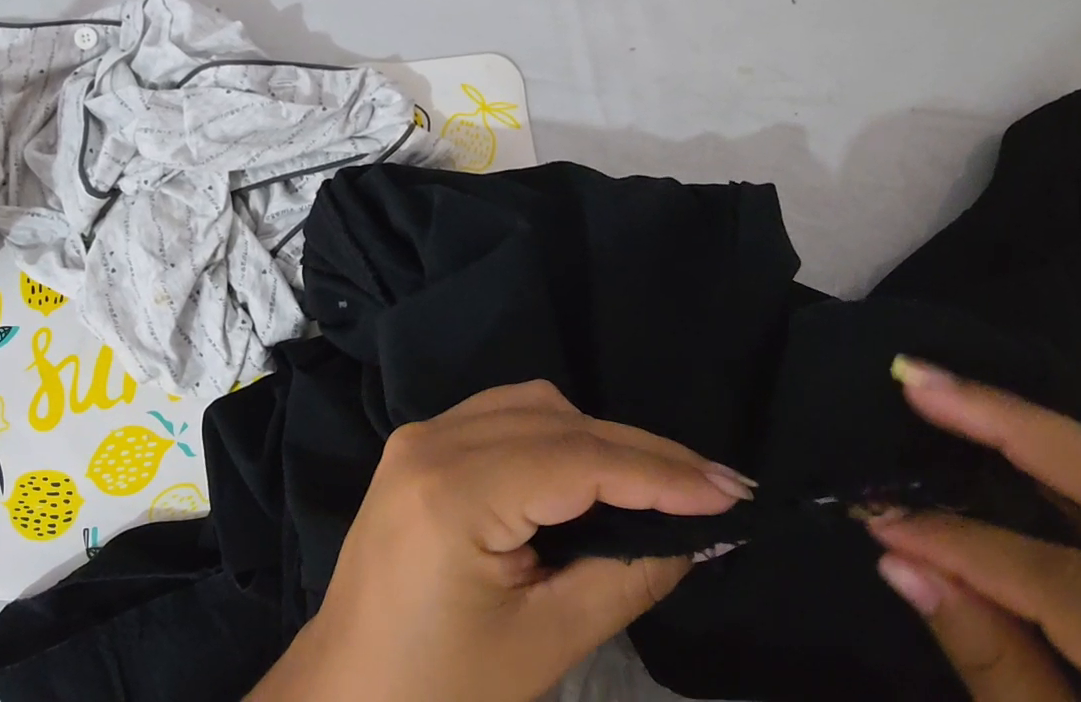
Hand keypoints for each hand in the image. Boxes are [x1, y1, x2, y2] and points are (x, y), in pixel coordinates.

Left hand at [246, 380, 749, 701]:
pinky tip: (593, 470)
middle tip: (717, 488)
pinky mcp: (417, 446)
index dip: (661, 473)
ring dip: (600, 438)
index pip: (578, 460)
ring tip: (664, 483)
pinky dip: (556, 434)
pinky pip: (501, 416)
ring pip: (532, 407)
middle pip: (558, 422)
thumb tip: (701, 535)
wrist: (347, 691)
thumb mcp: (546, 639)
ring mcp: (418, 437)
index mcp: (455, 492)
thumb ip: (628, 576)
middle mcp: (432, 442)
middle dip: (641, 453)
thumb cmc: (441, 685)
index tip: (734, 493)